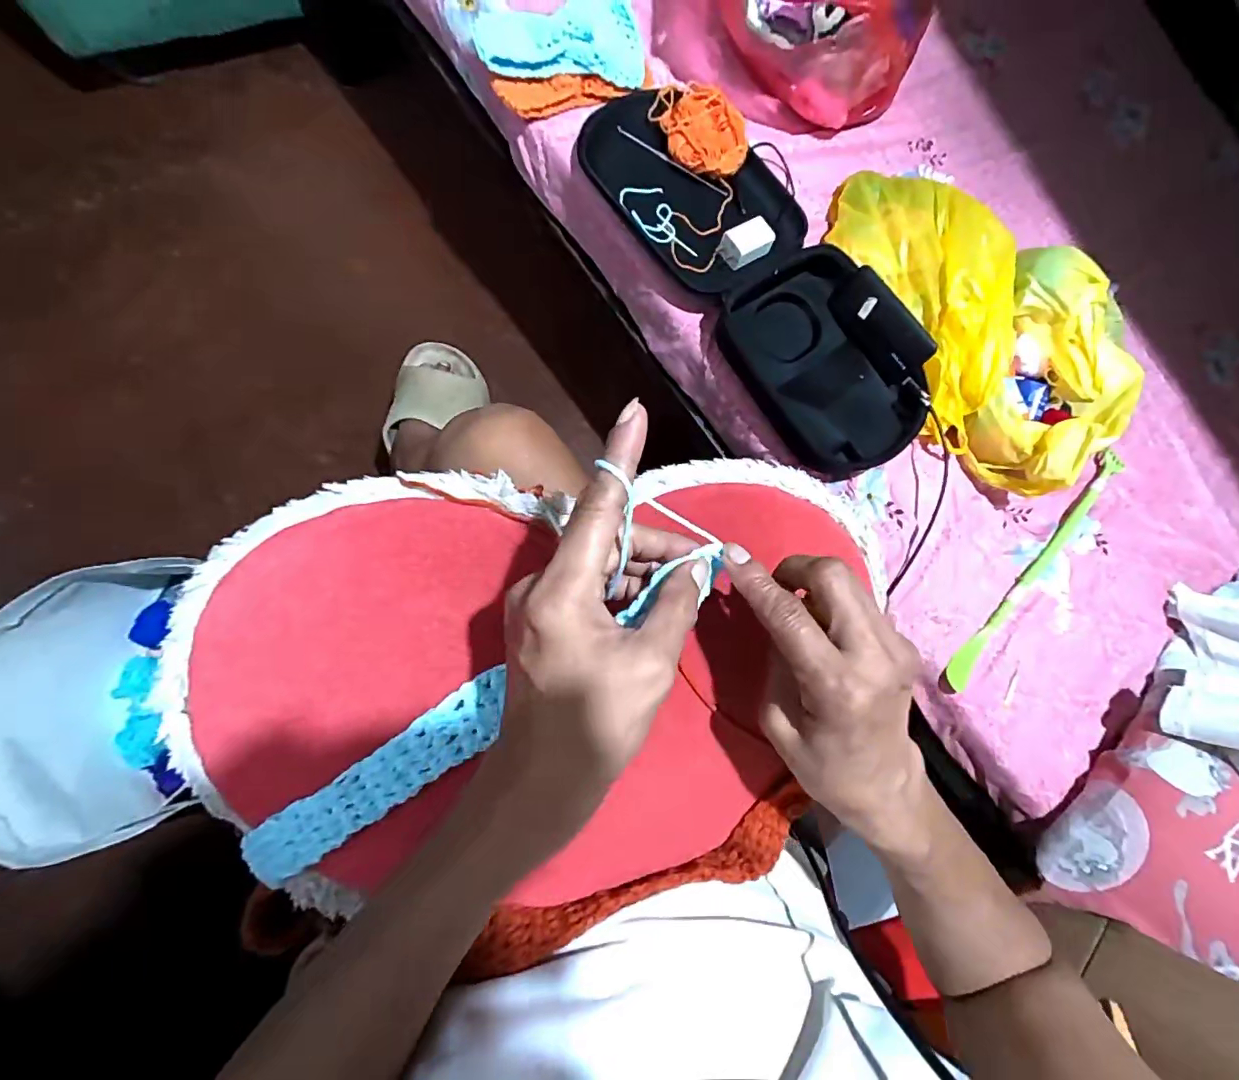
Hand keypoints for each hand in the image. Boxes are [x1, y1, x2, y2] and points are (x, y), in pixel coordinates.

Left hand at [497, 403, 705, 802]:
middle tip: (700, 571)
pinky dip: (626, 593)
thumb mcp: (650, 662)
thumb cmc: (596, 727)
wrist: (539, 786)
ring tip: (681, 599)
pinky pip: (591, 589)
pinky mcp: (543, 622)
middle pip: (608, 538)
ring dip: (644, 572)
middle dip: (656, 546)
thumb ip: (675, 603)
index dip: (619, 456)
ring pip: (602, 564)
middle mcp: (541, 585)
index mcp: (562, 589)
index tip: (633, 411)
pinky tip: (653, 616)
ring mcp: (538, 604)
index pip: (599, 505)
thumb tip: (694, 568)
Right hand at [722, 549, 930, 851]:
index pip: (791, 615)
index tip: (733, 555)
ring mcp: (897, 645)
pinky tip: (826, 629)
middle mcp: (875, 655)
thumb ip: (774, 660)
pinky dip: (835, 602)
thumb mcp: (779, 722)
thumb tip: (768, 609)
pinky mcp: (905, 642)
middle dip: (795, 568)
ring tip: (798, 610)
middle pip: (834, 575)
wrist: (887, 785)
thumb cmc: (824, 768)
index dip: (758, 582)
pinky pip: (861, 601)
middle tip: (775, 587)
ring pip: (851, 581)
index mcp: (837, 685)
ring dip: (815, 583)